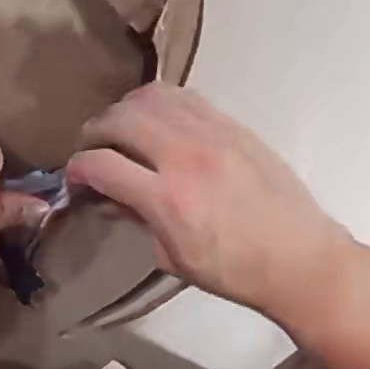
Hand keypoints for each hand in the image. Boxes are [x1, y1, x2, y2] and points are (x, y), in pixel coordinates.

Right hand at [65, 83, 369, 323]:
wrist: (297, 258)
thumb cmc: (228, 270)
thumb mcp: (168, 255)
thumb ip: (136, 218)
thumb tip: (108, 197)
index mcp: (166, 199)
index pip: (101, 165)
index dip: (76, 169)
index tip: (72, 180)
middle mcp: (186, 156)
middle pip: (122, 119)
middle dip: (93, 132)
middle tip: (87, 149)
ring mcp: (214, 134)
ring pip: (152, 98)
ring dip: (124, 110)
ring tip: (117, 130)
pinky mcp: (234, 126)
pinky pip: (185, 98)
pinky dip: (158, 104)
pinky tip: (154, 122)